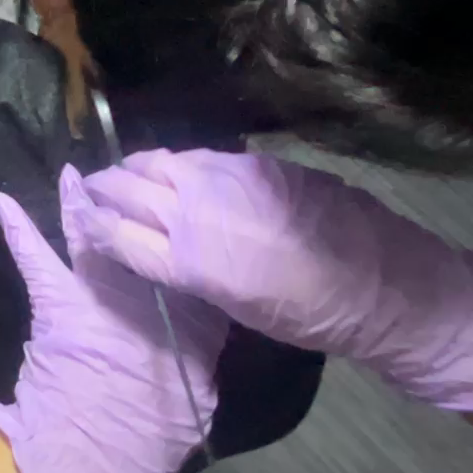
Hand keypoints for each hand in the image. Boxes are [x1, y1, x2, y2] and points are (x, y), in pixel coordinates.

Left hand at [0, 166, 227, 472]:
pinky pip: (36, 257)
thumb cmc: (151, 430)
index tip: (176, 208)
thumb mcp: (195, 390)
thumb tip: (204, 312)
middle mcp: (147, 303)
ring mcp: (100, 299)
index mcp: (191, 328)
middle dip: (128, 208)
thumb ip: (200, 345)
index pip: (186, 270)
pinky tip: (3, 200)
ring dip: (79, 207)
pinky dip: (20, 229)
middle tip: (122, 174)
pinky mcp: (59, 302)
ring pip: (91, 241)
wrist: (103, 452)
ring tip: (73, 173)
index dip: (177, 237)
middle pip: (137, 243)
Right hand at [73, 149, 472, 412]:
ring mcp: (221, 181)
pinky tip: (179, 174)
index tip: (78, 213)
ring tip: (129, 176)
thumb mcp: (229, 305)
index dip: (88, 219)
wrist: (393, 290)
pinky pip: (192, 157)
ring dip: (132, 169)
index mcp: (188, 264)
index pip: (112, 230)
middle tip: (94, 189)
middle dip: (101, 188)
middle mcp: (194, 215)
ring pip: (152, 163)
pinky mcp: (249, 162)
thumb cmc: (308, 315)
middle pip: (122, 189)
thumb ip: (176, 265)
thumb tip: (141, 236)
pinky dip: (175, 165)